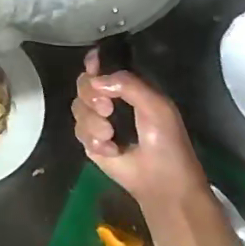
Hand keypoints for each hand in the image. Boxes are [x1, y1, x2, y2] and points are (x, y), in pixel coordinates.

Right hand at [72, 51, 208, 213]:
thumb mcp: (156, 106)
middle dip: (91, 95)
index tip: (93, 68)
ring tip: (111, 136)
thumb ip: (128, 84)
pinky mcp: (91, 141)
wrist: (162, 182)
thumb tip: (95, 80)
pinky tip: (110, 150)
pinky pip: (78, 130)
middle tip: (107, 109)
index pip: (104, 66)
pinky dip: (93, 139)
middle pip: (84, 83)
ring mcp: (99, 120)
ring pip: (78, 107)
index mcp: (128, 86)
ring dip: (93, 122)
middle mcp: (111, 99)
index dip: (94, 63)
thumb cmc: (166, 141)